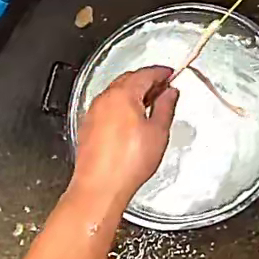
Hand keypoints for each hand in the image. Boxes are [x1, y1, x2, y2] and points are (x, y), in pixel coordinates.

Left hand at [71, 66, 179, 204]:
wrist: (100, 186)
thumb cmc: (127, 163)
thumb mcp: (158, 132)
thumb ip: (165, 107)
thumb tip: (170, 93)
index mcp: (123, 95)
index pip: (145, 74)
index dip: (160, 72)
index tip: (169, 74)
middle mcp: (105, 99)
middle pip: (128, 79)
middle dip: (146, 80)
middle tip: (163, 87)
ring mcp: (94, 112)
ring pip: (116, 93)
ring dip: (133, 93)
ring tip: (150, 104)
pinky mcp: (88, 126)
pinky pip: (107, 107)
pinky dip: (121, 106)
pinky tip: (131, 119)